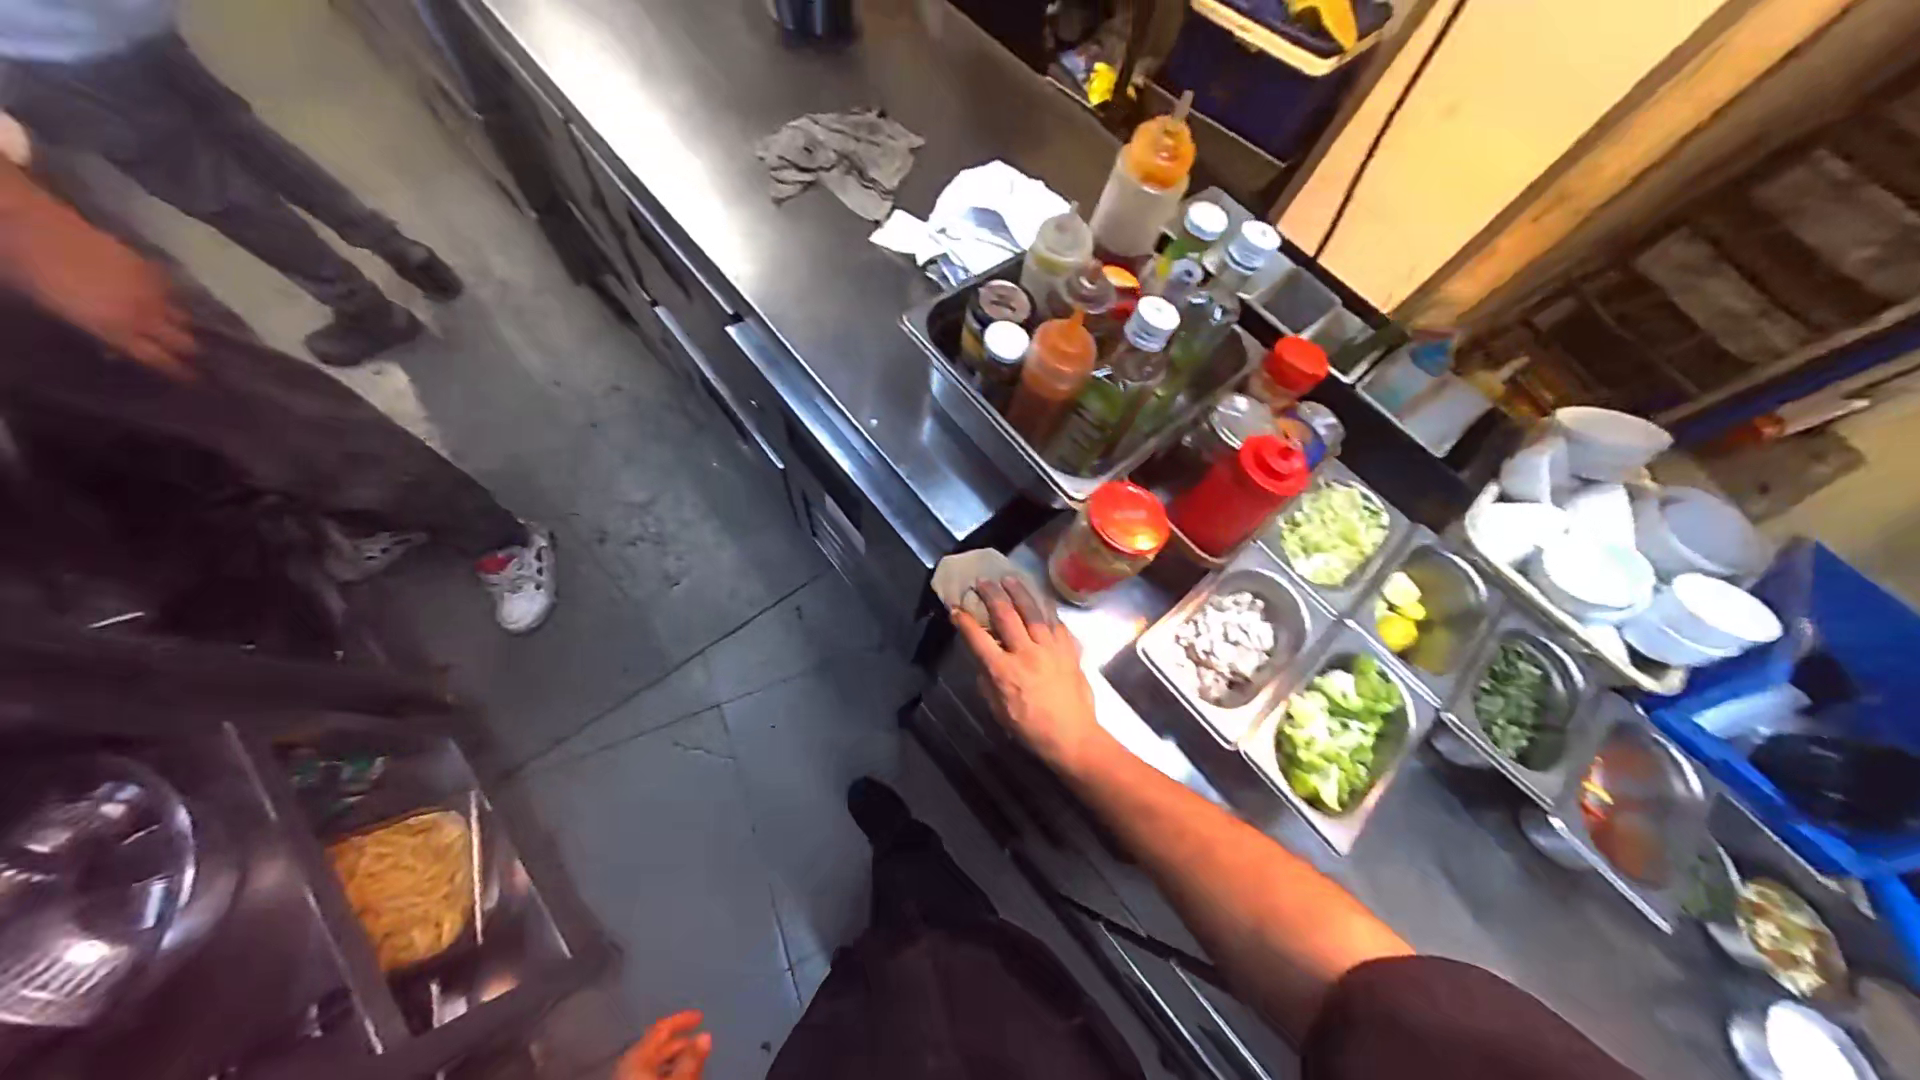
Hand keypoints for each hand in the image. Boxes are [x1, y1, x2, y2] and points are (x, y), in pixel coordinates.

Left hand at [0, 165, 192, 377]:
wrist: (29, 225)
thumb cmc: (29, 271)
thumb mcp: (57, 310)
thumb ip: (97, 329)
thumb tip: (116, 347)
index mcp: (116, 329)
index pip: (161, 359)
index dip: (180, 371)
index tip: (194, 380)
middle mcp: (144, 316)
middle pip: (183, 342)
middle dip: (189, 351)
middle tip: (195, 356)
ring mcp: (152, 292)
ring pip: (183, 318)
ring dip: (183, 326)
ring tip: (184, 329)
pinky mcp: (152, 271)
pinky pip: (172, 292)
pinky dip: (171, 299)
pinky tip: (165, 299)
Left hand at [616, 1011, 710, 1079]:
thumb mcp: (678, 1079)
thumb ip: (691, 1058)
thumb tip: (707, 1035)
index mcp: (636, 1056)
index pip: (661, 1027)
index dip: (682, 1019)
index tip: (701, 1016)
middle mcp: (627, 1065)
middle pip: (657, 1046)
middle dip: (681, 1042)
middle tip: (700, 1043)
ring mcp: (626, 1078)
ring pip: (653, 1063)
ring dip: (674, 1059)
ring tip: (692, 1062)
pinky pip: (648, 1075)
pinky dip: (665, 1071)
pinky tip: (677, 1075)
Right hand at [951, 577, 1103, 770]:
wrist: (1072, 737)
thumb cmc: (1029, 729)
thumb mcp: (997, 710)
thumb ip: (986, 681)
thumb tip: (982, 660)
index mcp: (1004, 671)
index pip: (978, 638)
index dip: (964, 621)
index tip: (955, 609)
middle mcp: (1026, 653)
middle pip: (1005, 615)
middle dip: (991, 595)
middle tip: (982, 582)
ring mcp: (1050, 649)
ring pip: (1033, 612)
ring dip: (1019, 592)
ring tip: (1009, 579)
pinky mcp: (1069, 651)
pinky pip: (1057, 624)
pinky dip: (1047, 612)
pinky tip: (1041, 603)